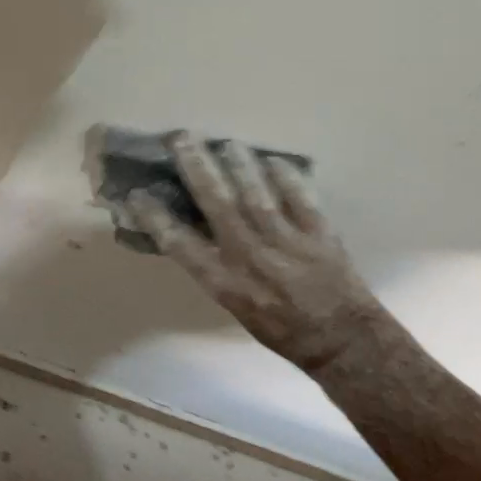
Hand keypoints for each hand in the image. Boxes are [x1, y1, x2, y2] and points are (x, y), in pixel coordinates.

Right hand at [127, 131, 379, 370]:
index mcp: (225, 282)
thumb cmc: (282, 329)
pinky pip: (300, 197)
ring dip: (239, 165)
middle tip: (181, 138)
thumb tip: (196, 231)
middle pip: (217, 205)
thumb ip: (217, 269)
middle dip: (197, 169)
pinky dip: (286, 177)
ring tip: (226, 142)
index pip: (180, 244)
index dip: (156, 217)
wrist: (342, 342)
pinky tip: (274, 160)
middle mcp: (250, 258)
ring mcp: (286, 243)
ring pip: (257, 195)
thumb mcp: (237, 306)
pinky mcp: (319, 234)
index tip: (138, 194)